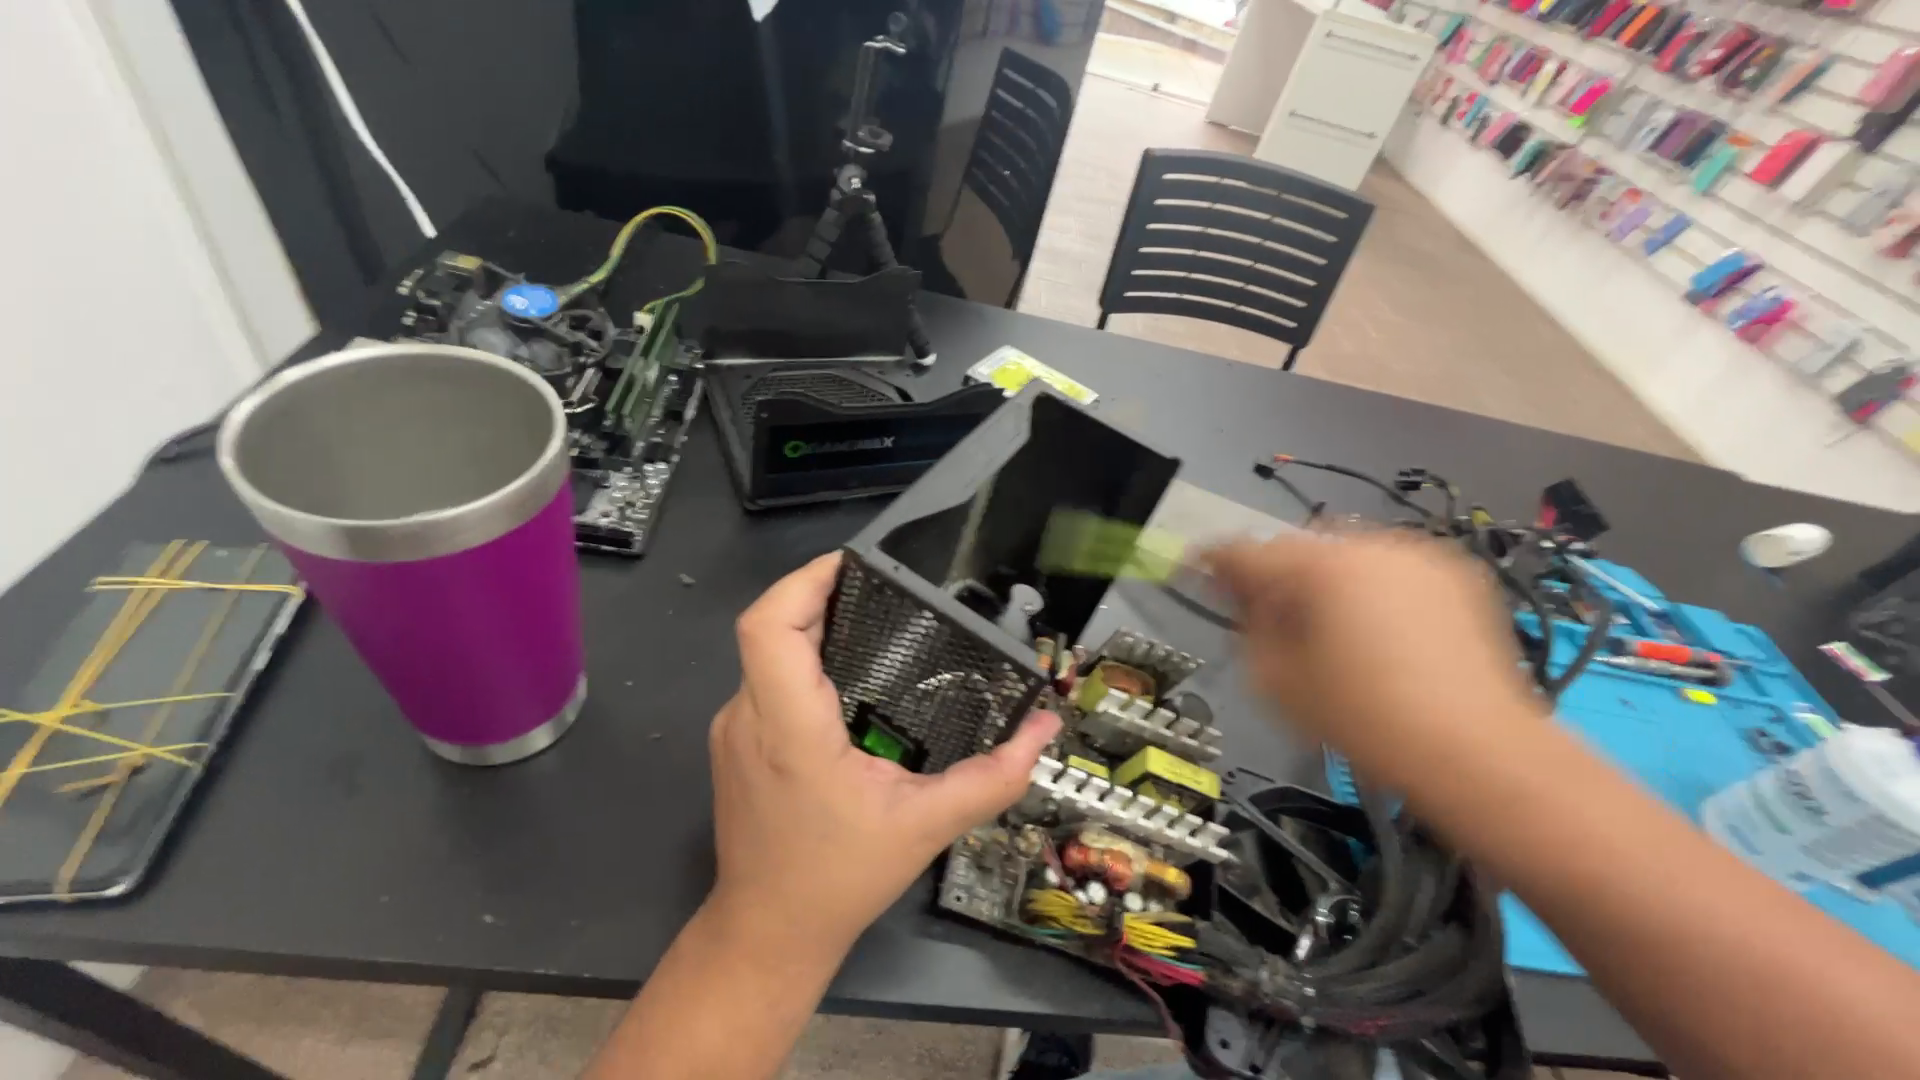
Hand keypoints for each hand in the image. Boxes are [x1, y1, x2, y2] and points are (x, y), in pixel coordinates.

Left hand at [707, 552, 1061, 957]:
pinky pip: (766, 682)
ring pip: (766, 655)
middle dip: (821, 596)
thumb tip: (1042, 729)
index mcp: (789, 727)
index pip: (769, 626)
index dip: (804, 581)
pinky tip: (849, 684)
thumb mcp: (926, 826)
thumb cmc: (839, 878)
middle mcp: (749, 717)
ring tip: (875, 629)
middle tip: (883, 594)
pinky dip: (802, 664)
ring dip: (812, 630)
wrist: (768, 931)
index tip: (853, 566)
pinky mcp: (736, 744)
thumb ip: (991, 777)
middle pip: (770, 629)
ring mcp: (733, 730)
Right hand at [1208, 531, 1540, 790]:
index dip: (1213, 563)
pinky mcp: (1457, 575)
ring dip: (1325, 580)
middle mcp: (1369, 544)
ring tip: (1326, 626)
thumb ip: (1249, 626)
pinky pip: (1391, 569)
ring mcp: (1419, 555)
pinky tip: (1375, 630)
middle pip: (1299, 548)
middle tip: (1266, 613)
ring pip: (1347, 555)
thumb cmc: (1363, 720)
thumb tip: (1246, 600)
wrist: (1476, 752)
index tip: (1197, 573)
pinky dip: (1370, 588)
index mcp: (1320, 566)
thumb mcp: (1277, 679)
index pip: (1246, 552)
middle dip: (1276, 575)